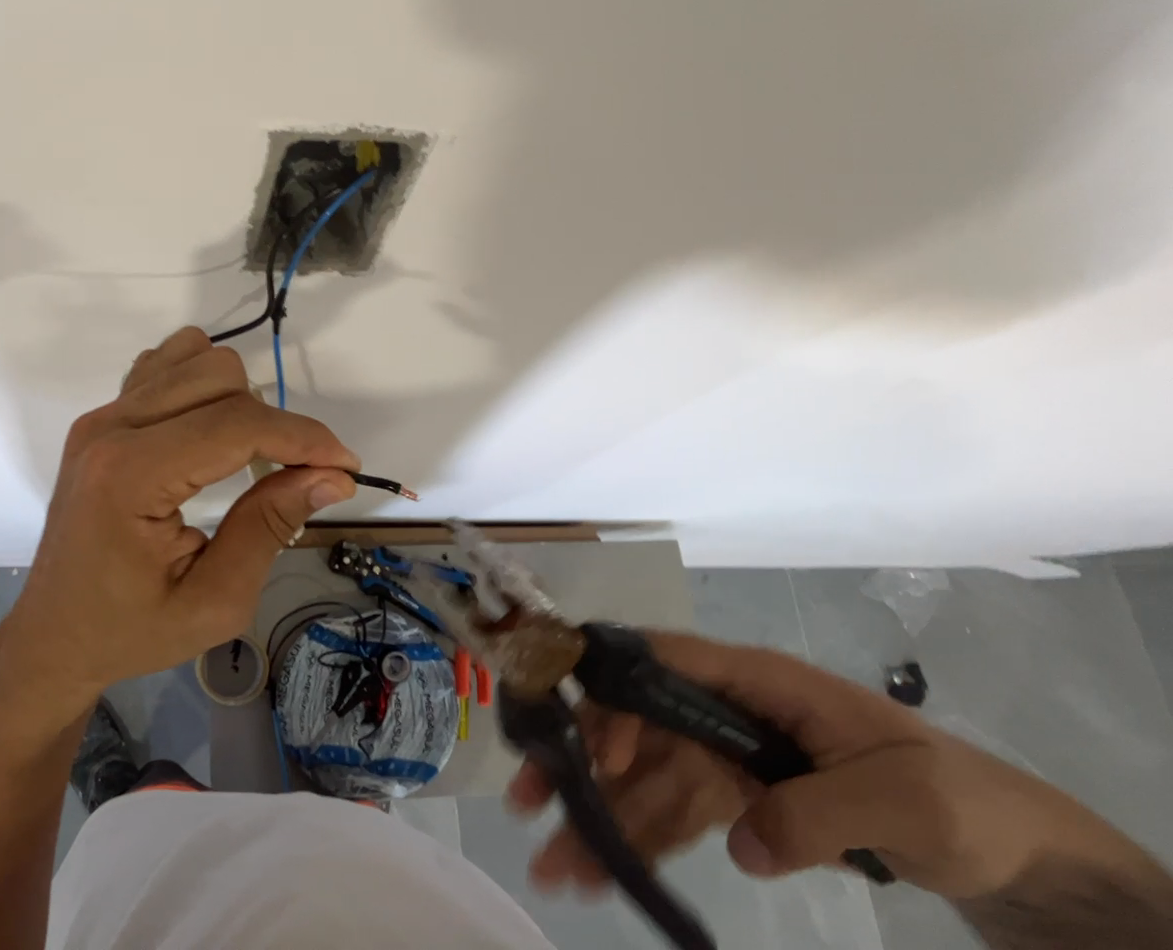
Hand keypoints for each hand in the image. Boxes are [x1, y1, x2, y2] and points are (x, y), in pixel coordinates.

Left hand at [0, 327, 359, 719]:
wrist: (54, 635)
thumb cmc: (130, 631)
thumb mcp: (214, 602)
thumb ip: (269, 528)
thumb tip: (330, 475)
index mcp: (131, 476)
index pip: (237, 425)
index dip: (304, 439)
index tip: (346, 469)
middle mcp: (110, 429)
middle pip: (219, 375)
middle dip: (271, 422)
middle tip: (288, 477)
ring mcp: (100, 419)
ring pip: (194, 358)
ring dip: (238, 400)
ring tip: (244, 458)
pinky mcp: (100, 421)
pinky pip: (162, 368)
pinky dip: (200, 387)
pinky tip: (208, 434)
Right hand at [510, 632, 1121, 899]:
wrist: (1009, 853)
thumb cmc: (964, 801)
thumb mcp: (907, 802)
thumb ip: (820, 813)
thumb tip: (741, 844)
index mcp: (761, 682)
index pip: (669, 661)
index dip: (616, 690)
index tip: (585, 742)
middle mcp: (726, 710)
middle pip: (634, 724)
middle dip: (578, 761)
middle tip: (528, 799)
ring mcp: (725, 757)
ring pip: (641, 780)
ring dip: (595, 818)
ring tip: (551, 865)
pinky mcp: (732, 801)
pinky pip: (669, 819)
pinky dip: (634, 844)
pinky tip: (598, 876)